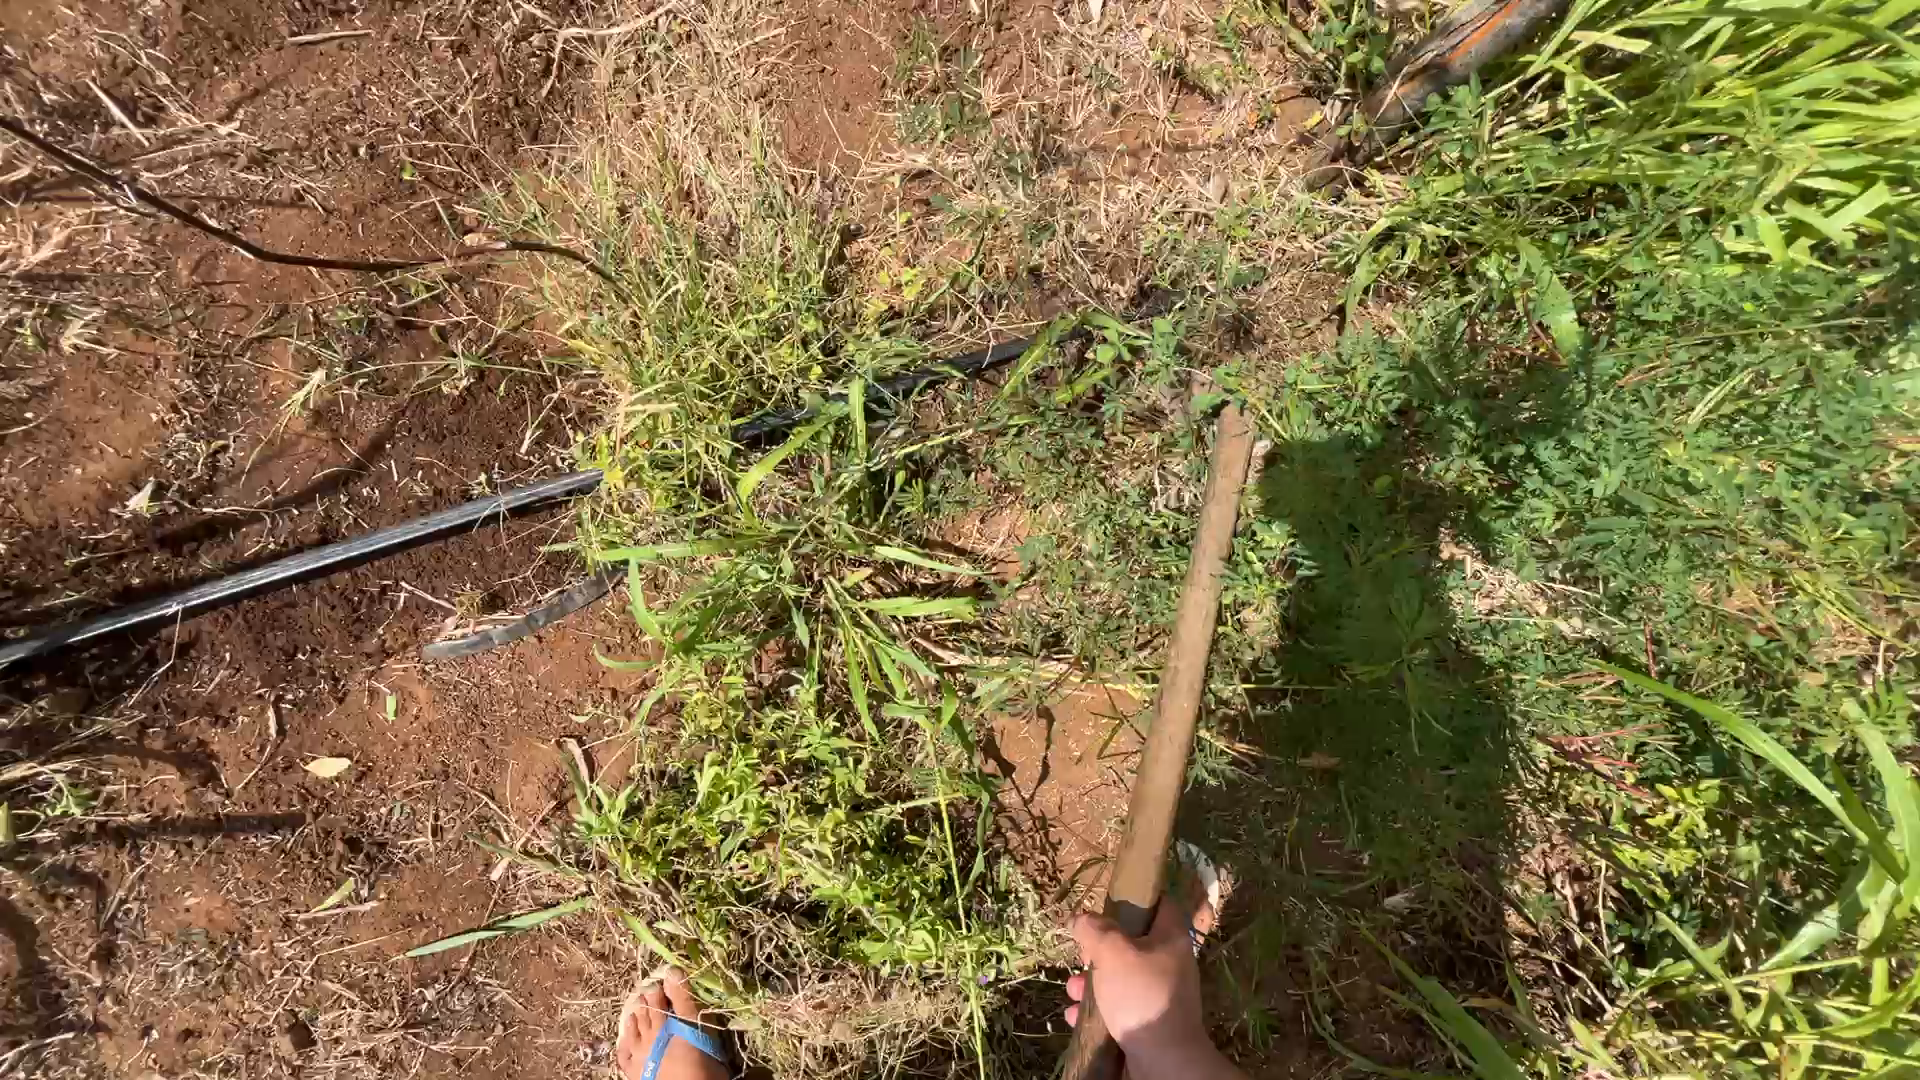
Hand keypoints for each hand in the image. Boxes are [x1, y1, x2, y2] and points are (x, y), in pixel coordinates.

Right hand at [1065, 900, 1240, 1078]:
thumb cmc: (1140, 994)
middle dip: (1101, 948)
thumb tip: (1081, 920)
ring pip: (1122, 977)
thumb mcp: (1111, 950)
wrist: (1164, 1064)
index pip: (1161, 902)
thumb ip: (1093, 928)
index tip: (1111, 898)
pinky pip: (1120, 1007)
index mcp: (1170, 937)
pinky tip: (1076, 1013)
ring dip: (1093, 981)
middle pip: (1133, 942)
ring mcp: (1161, 996)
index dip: (1138, 895)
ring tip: (1072, 989)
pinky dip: (1098, 1009)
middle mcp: (1170, 964)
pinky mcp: (1150, 1023)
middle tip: (1082, 952)